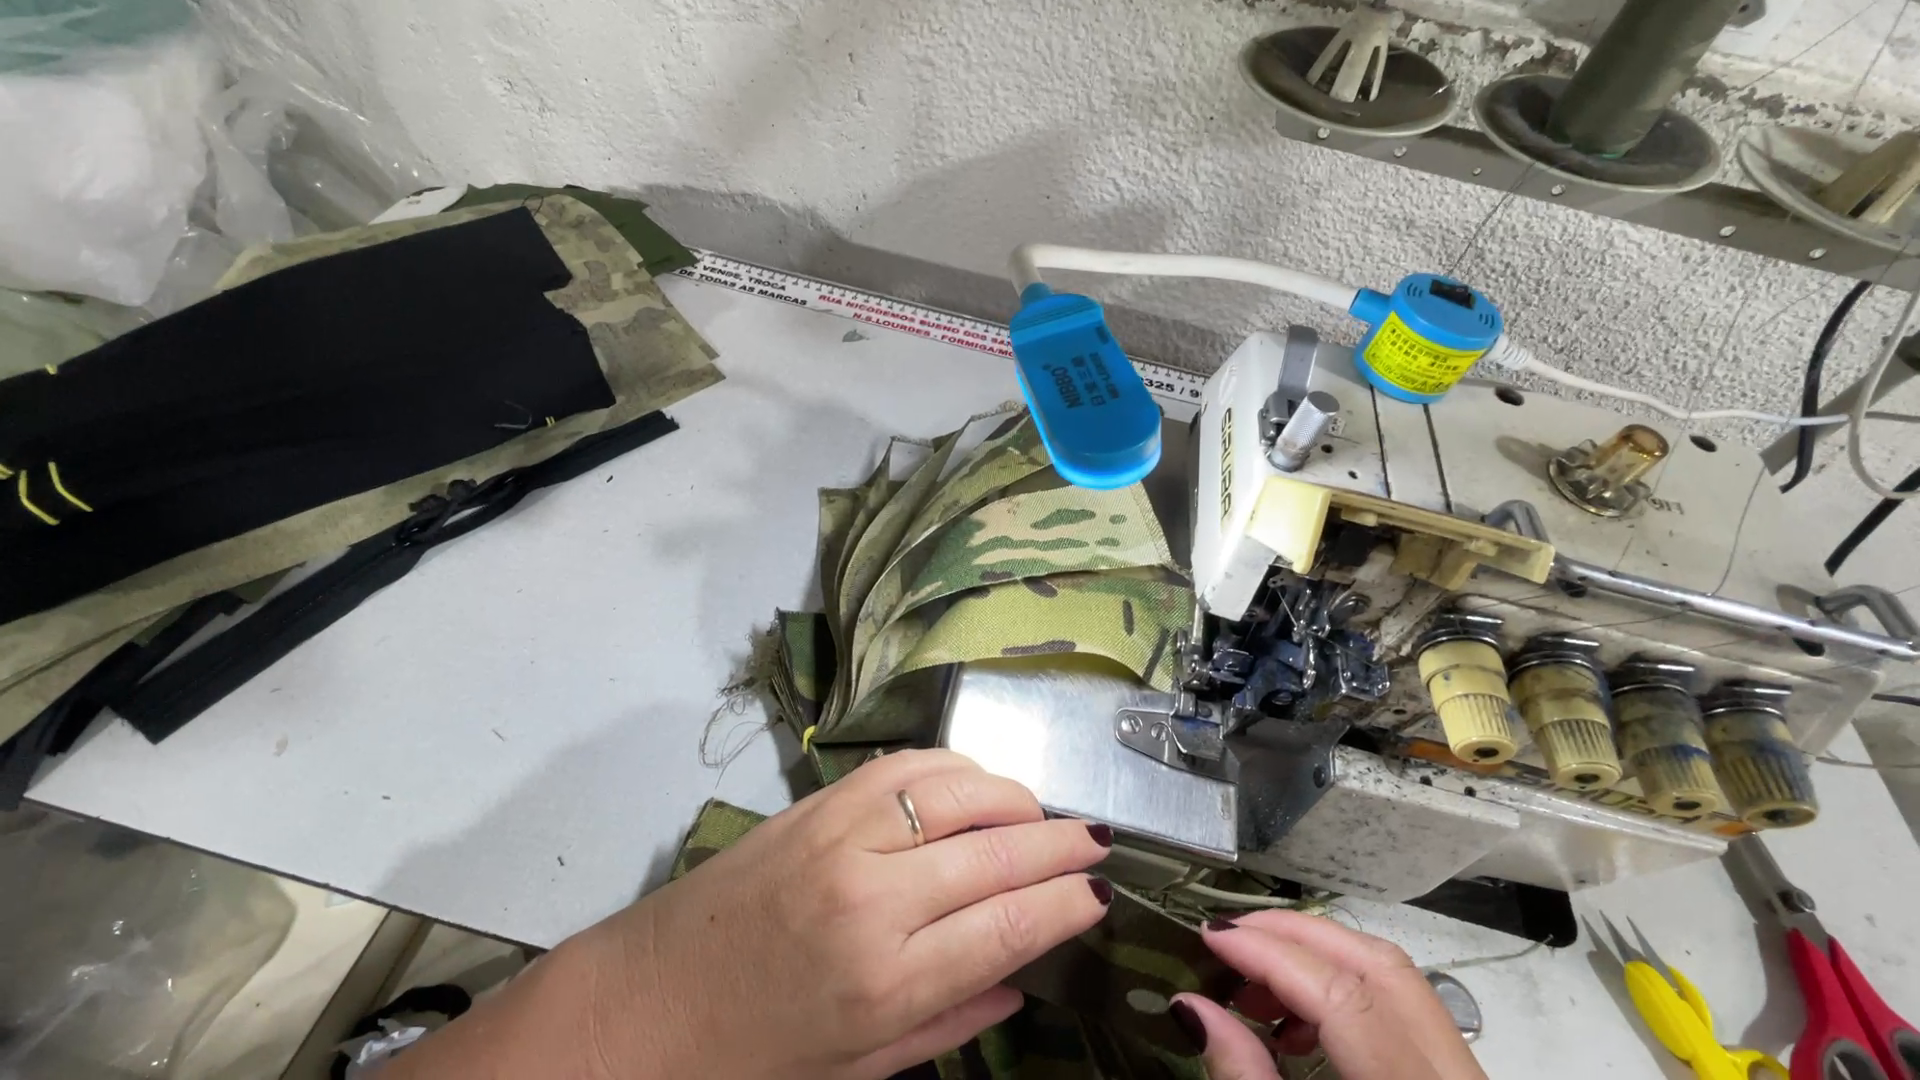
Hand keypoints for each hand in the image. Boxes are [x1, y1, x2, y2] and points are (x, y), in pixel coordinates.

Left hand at [582, 748, 1112, 1077]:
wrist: (642, 1006)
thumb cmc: (750, 1058)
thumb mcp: (857, 1072)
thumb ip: (950, 1025)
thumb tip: (1024, 983)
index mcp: (888, 980)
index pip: (1010, 925)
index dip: (1068, 903)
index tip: (1102, 892)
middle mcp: (874, 896)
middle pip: (996, 853)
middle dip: (1061, 844)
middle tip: (1097, 841)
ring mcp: (842, 836)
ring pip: (956, 793)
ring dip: (1013, 797)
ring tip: (1041, 813)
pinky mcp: (815, 803)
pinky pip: (904, 766)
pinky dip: (953, 768)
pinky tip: (974, 784)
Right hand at [1169, 911, 1487, 1079]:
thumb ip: (1244, 1078)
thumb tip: (1189, 1004)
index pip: (1344, 997)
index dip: (1271, 955)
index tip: (1209, 935)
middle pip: (1380, 967)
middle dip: (1296, 935)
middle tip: (1228, 938)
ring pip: (1394, 979)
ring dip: (1316, 960)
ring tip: (1253, 988)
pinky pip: (1400, 1010)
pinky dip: (1340, 992)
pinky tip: (1294, 1026)